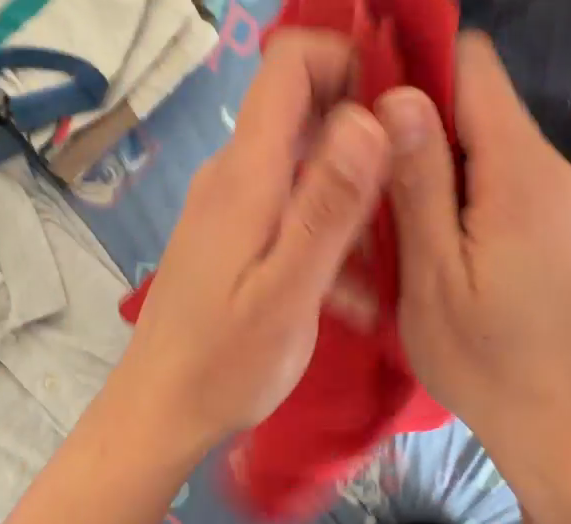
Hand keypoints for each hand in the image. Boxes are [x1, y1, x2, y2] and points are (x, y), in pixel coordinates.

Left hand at [114, 30, 390, 448]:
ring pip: (301, 173)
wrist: (161, 412)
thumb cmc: (226, 364)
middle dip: (362, 141)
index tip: (396, 112)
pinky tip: (352, 297)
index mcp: (247, 176)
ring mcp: (227, 212)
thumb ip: (327, 208)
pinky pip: (286, 216)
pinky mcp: (228, 245)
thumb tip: (369, 119)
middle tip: (409, 195)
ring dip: (349, 204)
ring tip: (389, 262)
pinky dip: (323, 240)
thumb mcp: (287, 293)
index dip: (346, 63)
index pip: (290, 65)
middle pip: (302, 115)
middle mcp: (232, 178)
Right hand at [373, 33, 570, 451]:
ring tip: (383, 210)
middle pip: (473, 101)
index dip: (414, 69)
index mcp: (518, 170)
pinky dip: (451, 191)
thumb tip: (398, 95)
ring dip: (427, 162)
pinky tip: (419, 234)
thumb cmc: (478, 357)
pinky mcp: (540, 221)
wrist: (539, 413)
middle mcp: (544, 166)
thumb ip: (419, 183)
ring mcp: (547, 194)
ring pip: (478, 141)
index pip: (471, 65)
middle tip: (362, 173)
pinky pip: (490, 177)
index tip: (362, 111)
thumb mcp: (432, 275)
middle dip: (414, 122)